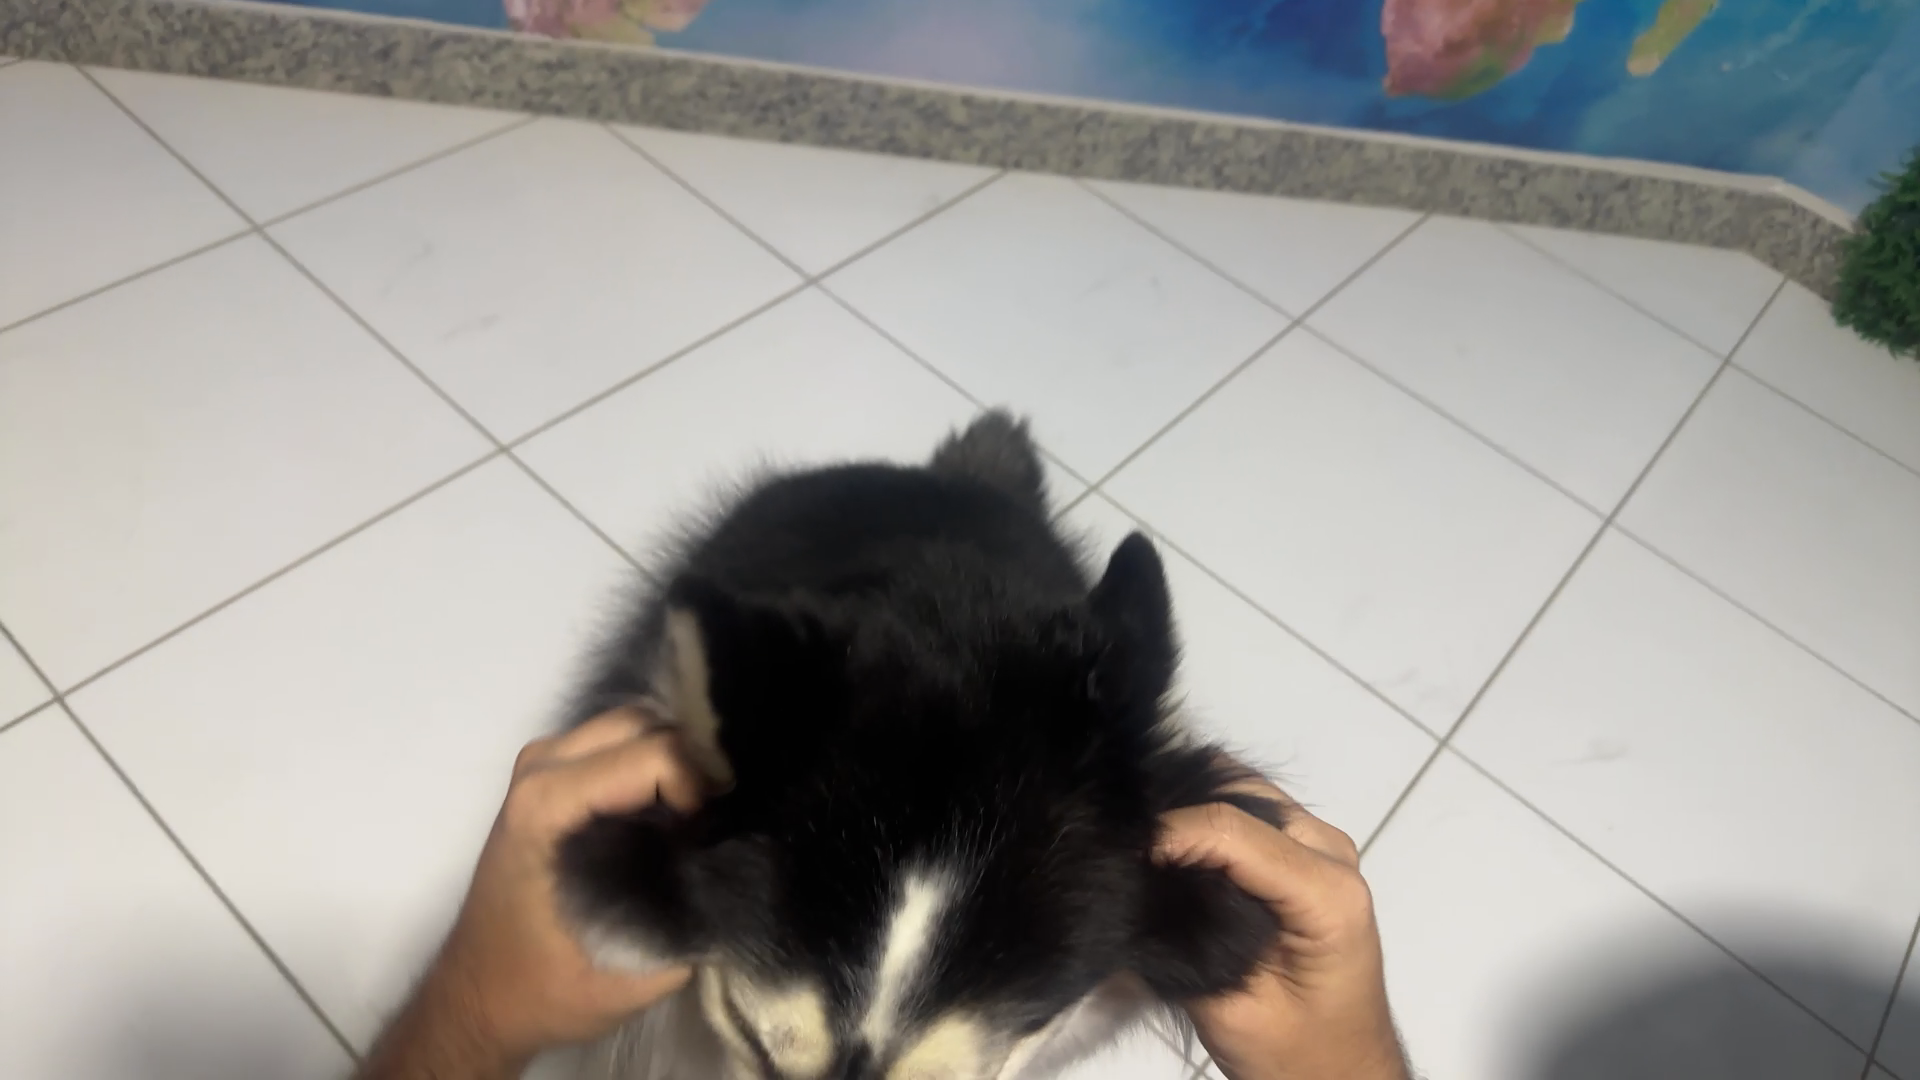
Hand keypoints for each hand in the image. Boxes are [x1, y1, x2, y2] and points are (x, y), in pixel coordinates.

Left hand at [359, 711, 703, 1078]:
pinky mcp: (552, 770)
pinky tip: (669, 804)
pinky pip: (622, 737)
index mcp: (548, 805)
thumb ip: (693, 923)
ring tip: (694, 811)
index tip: (707, 837)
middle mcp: (542, 767)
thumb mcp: (628, 974)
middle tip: (711, 817)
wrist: (477, 1000)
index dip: (700, 788)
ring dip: (676, 760)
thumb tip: (744, 871)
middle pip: (649, 724)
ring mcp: (543, 762)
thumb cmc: (543, 986)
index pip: (658, 753)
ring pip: (638, 722)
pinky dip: (656, 760)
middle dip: (693, 764)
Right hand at [1157, 775, 1409, 1079]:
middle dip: (1174, 806)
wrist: (1341, 1071)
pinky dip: (1202, 805)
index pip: (1230, 828)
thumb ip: (1183, 937)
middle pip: (1235, 788)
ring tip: (1144, 838)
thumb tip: (1129, 875)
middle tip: (1127, 840)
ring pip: (1236, 781)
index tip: (1120, 852)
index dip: (1167, 830)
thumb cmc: (1293, 1053)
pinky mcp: (1302, 841)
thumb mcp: (1228, 1007)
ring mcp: (1318, 839)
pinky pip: (1243, 797)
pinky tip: (1173, 839)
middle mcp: (1328, 850)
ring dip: (1188, 802)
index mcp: (1326, 894)